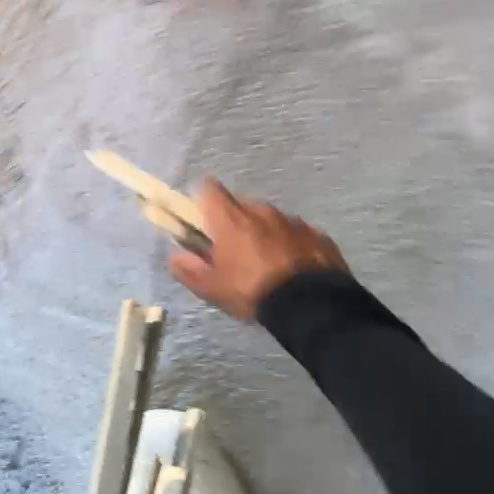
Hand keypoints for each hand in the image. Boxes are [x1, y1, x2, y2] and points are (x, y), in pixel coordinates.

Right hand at [168, 179, 348, 320]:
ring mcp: (292, 221)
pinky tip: (289, 266)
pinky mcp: (318, 235)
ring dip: (261, 231)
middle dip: (232, 220)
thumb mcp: (210, 287)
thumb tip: (175, 255)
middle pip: (239, 204)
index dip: (200, 200)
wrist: (313, 305)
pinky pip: (294, 232)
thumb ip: (187, 268)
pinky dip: (287, 243)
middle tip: (230, 247)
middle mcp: (261, 211)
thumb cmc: (252, 290)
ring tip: (264, 260)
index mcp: (230, 218)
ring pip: (268, 218)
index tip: (198, 218)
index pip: (208, 188)